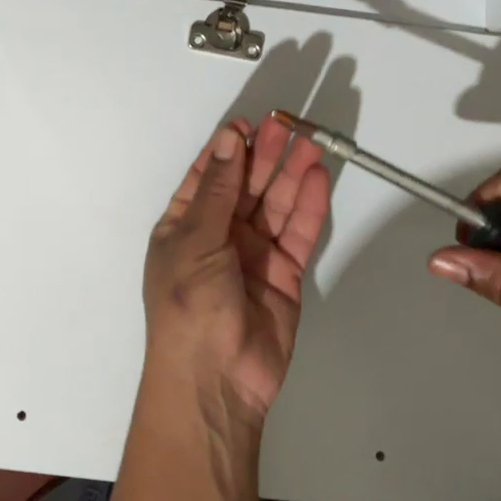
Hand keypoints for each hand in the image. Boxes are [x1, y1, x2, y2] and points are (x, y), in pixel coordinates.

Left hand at [144, 116, 331, 422]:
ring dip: (290, 174)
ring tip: (309, 142)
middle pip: (245, 187)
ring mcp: (252, 255)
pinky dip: (309, 206)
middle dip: (264, 156)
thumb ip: (218, 189)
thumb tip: (228, 139)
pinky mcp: (284, 274)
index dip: (226, 150)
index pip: (206, 177)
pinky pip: (298, 233)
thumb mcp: (195, 240)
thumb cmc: (189, 305)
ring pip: (275, 205)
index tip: (246, 123)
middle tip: (287, 125)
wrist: (215, 377)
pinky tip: (317, 177)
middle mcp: (217, 236)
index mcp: (183, 226)